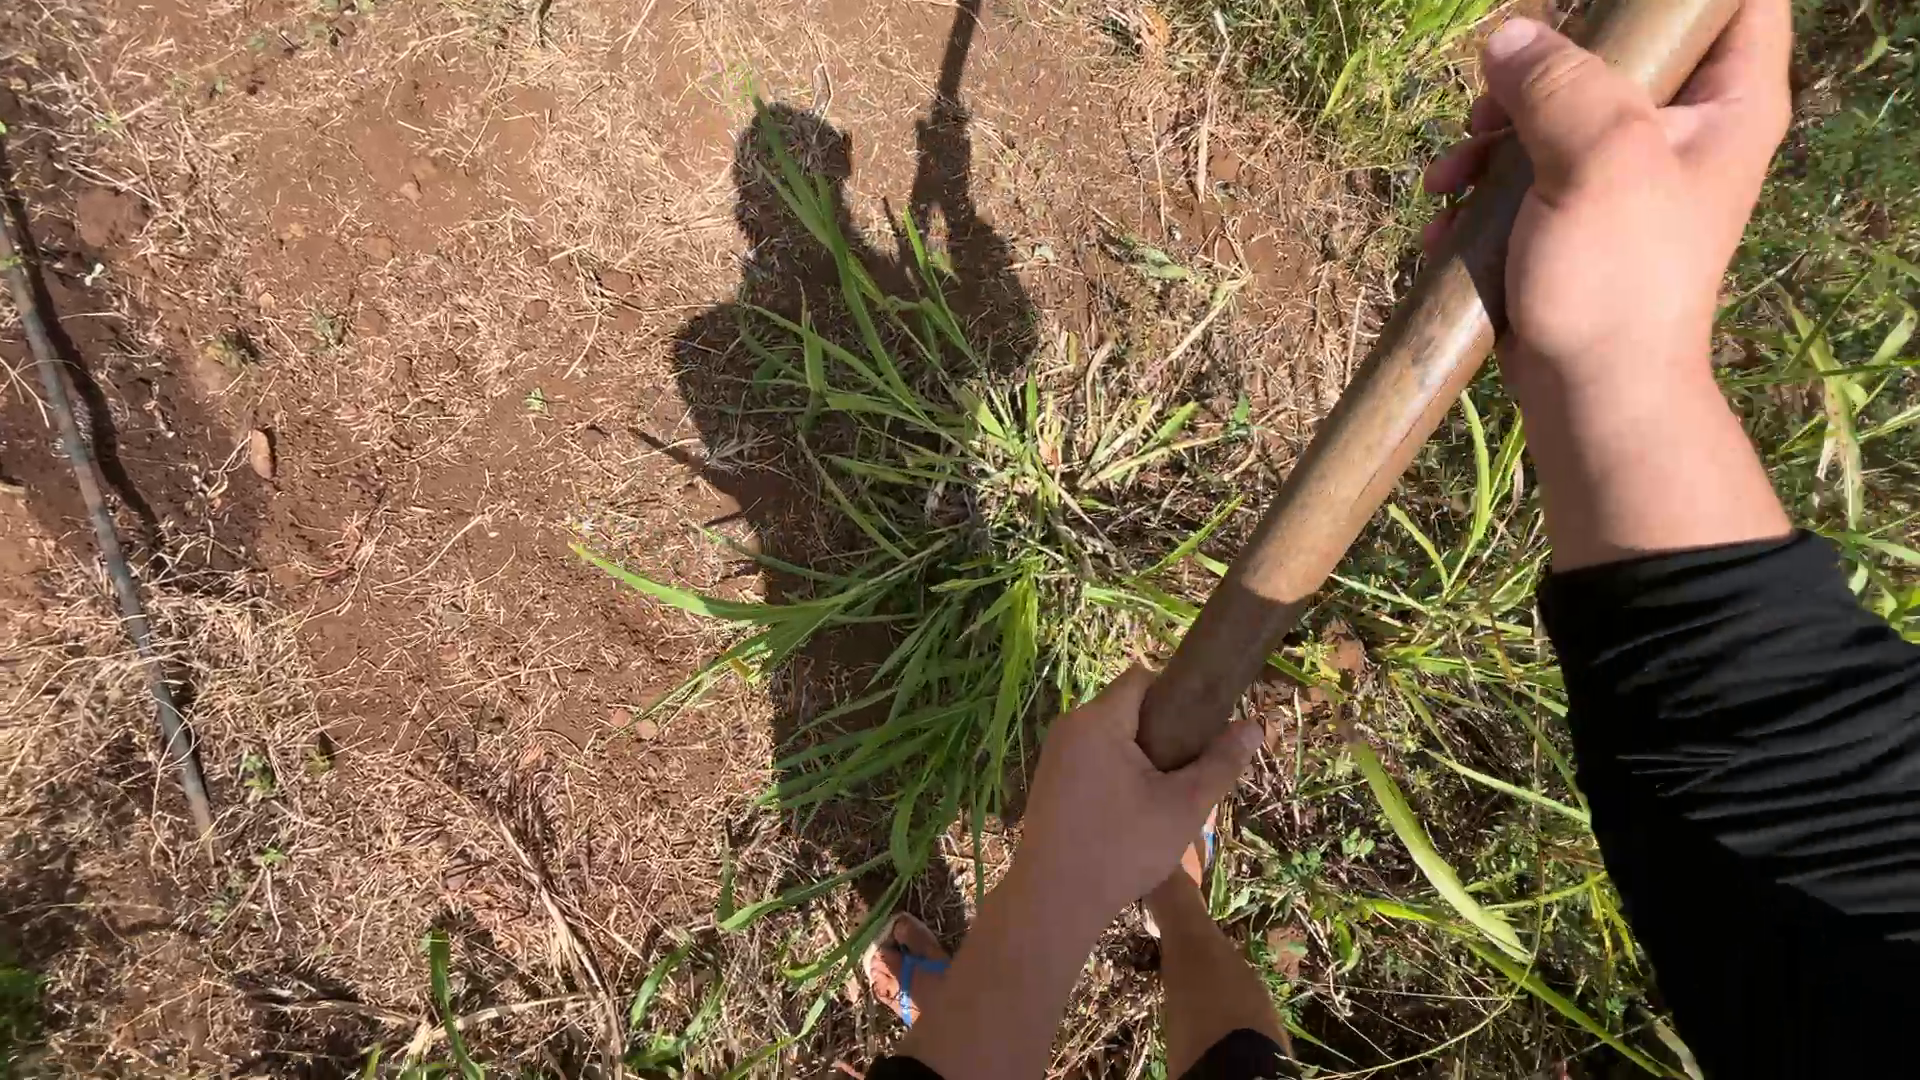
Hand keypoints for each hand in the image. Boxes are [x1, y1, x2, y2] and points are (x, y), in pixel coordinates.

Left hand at [1012, 668, 1262, 927]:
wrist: (1056, 898)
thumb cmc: (1123, 847)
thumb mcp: (1184, 806)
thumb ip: (1221, 762)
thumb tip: (1255, 726)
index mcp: (1098, 719)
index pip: (1141, 678)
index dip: (1175, 695)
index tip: (1199, 730)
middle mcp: (1070, 724)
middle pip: (1125, 705)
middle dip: (1161, 729)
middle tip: (1186, 770)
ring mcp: (1055, 752)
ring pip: (1109, 733)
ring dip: (1139, 753)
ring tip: (1163, 793)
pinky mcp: (1049, 777)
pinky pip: (1091, 755)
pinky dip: (1115, 768)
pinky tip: (1132, 807)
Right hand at [1423, 7, 1790, 408]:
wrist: (1589, 385)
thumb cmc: (1614, 274)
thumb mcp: (1596, 161)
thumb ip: (1556, 87)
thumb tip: (1505, 35)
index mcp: (1723, 103)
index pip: (1724, 4)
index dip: (1652, 2)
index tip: (1577, 18)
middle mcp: (1674, 137)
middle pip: (1605, 67)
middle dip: (1528, 86)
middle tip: (1481, 114)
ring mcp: (1611, 190)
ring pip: (1544, 133)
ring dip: (1481, 152)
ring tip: (1441, 184)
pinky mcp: (1560, 233)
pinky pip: (1514, 193)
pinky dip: (1473, 204)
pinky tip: (1443, 227)